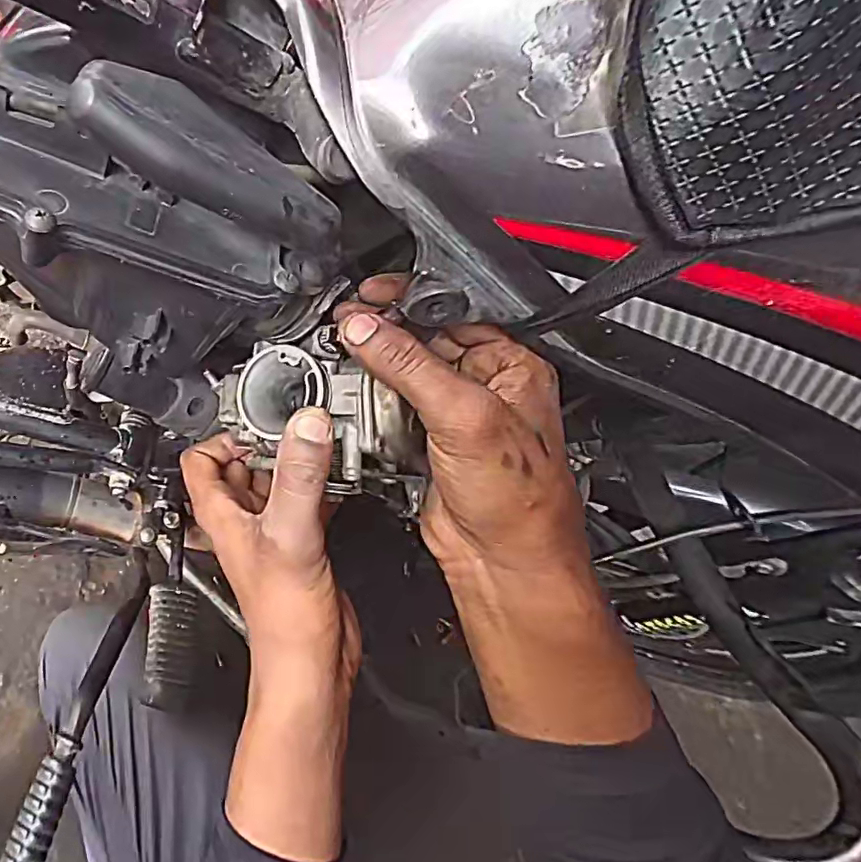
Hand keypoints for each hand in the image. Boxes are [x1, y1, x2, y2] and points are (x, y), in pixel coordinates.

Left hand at [181, 413, 360, 687]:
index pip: (200, 460)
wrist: (312, 666)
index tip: (259, 424)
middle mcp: (242, 521)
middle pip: (241, 464)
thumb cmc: (284, 620)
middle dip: (267, 444)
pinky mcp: (301, 542)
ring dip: (294, 463)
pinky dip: (318, 484)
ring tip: (318, 448)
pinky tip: (338, 479)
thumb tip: (307, 426)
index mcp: (222, 515)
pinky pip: (304, 500)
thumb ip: (299, 476)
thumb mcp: (292, 534)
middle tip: (297, 431)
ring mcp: (271, 531)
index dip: (224, 436)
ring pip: (274, 480)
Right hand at [338, 278, 651, 744]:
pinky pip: (387, 407)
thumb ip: (409, 365)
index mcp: (508, 367)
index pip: (451, 313)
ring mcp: (449, 414)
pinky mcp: (422, 440)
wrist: (501, 564)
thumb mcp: (463, 415)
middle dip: (380, 332)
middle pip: (419, 340)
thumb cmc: (519, 499)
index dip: (408, 301)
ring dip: (369, 368)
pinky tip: (353, 396)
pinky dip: (366, 401)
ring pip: (398, 374)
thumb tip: (366, 329)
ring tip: (342, 356)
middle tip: (343, 326)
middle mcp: (480, 385)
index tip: (368, 296)